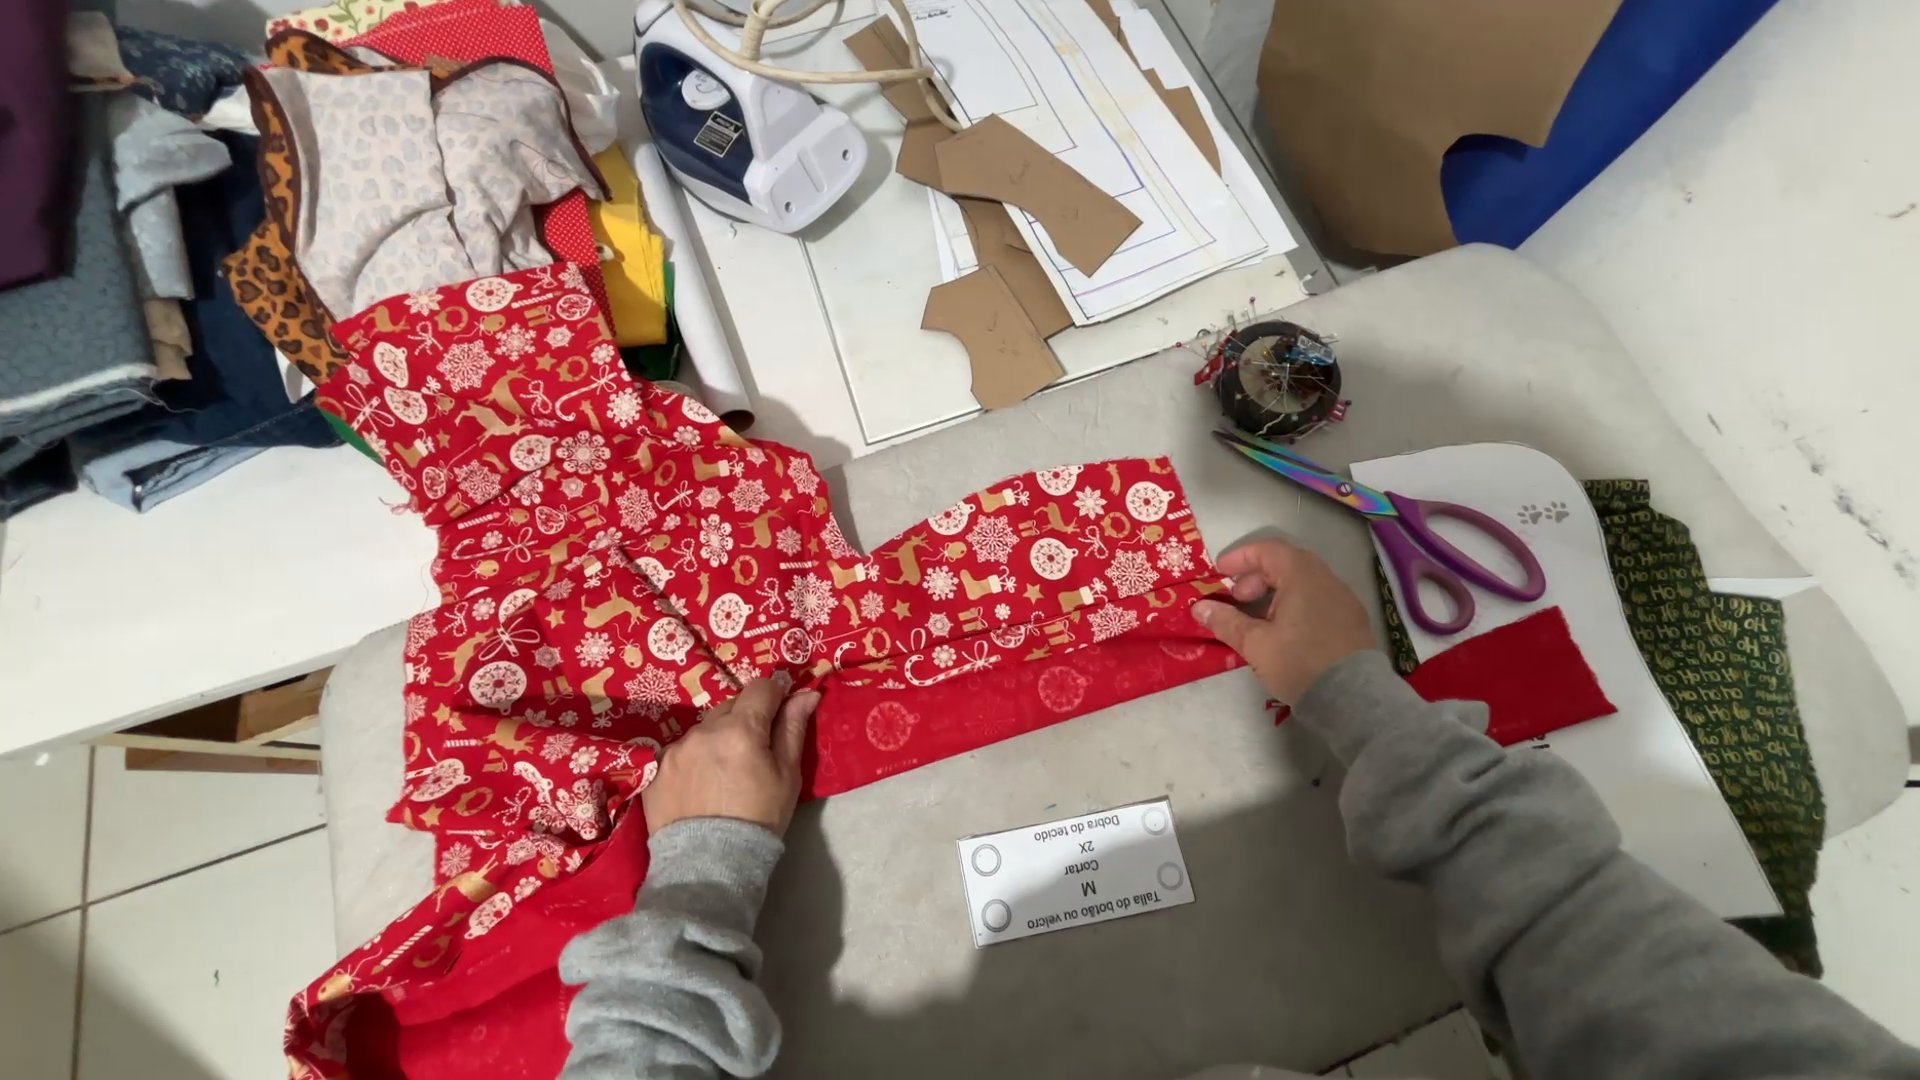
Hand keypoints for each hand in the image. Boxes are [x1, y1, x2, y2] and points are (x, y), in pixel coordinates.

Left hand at [642, 678, 818, 837]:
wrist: (709, 866)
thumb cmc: (759, 818)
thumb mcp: (787, 774)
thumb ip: (793, 728)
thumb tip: (807, 693)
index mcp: (740, 728)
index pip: (761, 688)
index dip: (775, 697)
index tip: (779, 716)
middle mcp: (703, 730)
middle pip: (731, 705)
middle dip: (746, 719)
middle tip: (754, 751)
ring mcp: (675, 749)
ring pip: (705, 727)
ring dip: (717, 738)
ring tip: (724, 774)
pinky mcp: (655, 770)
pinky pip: (682, 750)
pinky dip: (694, 758)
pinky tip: (701, 786)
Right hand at [1191, 537, 1376, 703]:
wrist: (1353, 699)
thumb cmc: (1299, 663)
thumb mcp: (1255, 644)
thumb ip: (1226, 621)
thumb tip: (1199, 608)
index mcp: (1302, 577)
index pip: (1269, 550)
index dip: (1241, 557)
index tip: (1220, 573)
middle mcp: (1326, 580)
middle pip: (1287, 562)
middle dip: (1256, 576)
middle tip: (1237, 599)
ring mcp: (1343, 600)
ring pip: (1303, 581)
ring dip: (1275, 591)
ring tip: (1258, 618)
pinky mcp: (1352, 620)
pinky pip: (1318, 598)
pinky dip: (1295, 602)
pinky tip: (1284, 630)